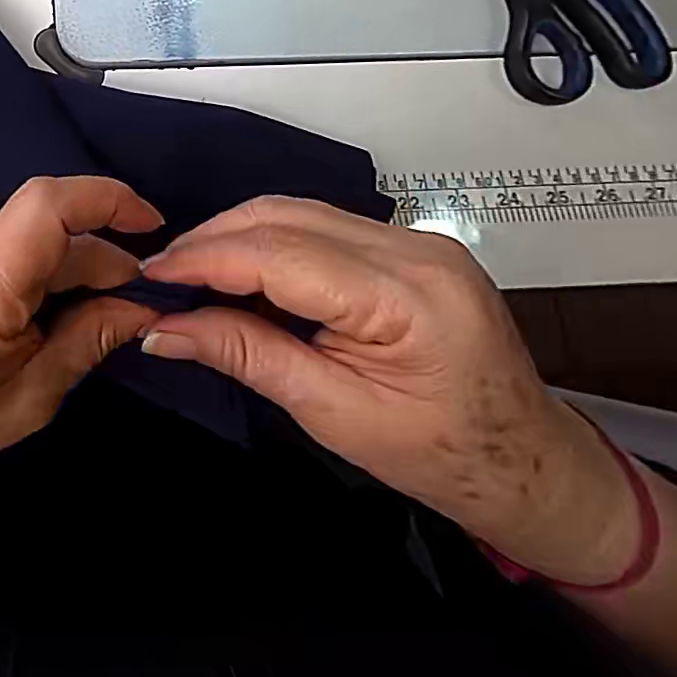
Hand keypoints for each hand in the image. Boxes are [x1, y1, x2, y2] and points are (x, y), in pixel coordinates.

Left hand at [0, 177, 163, 549]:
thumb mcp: (32, 394)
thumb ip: (90, 337)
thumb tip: (143, 305)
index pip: (47, 206)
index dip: (107, 200)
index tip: (149, 224)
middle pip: (46, 223)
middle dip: (97, 256)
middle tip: (127, 303)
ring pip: (26, 229)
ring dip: (65, 261)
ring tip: (79, 314)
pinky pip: (1, 239)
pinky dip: (35, 263)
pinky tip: (42, 305)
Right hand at [137, 196, 642, 584]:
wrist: (530, 465)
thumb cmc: (437, 454)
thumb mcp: (328, 411)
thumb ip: (242, 354)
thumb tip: (159, 328)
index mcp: (406, 297)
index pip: (276, 254)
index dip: (201, 259)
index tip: (146, 277)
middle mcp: (413, 249)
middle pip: (279, 216)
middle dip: (207, 241)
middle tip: (159, 277)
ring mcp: (411, 239)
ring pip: (289, 211)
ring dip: (228, 237)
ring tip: (188, 275)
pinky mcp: (401, 245)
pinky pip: (310, 225)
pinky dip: (259, 242)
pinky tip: (234, 273)